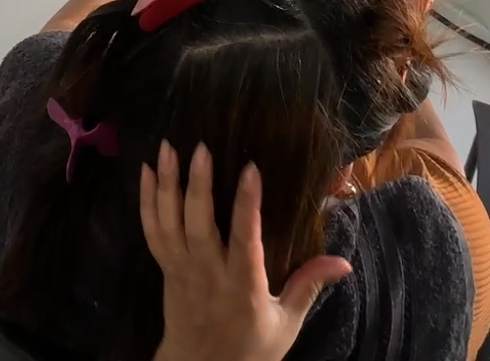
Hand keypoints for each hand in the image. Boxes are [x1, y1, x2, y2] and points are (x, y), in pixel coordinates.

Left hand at [142, 141, 351, 360]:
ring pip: (170, 223)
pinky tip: (145, 171)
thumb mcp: (285, 324)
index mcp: (242, 286)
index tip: (251, 168)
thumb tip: (344, 262)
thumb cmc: (248, 348)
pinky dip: (146, 200)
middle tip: (201, 147)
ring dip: (166, 184)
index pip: (244, 239)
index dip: (247, 204)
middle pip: (199, 226)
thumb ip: (309, 286)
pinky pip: (152, 231)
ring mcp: (182, 270)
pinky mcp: (165, 267)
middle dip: (198, 185)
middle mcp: (208, 273)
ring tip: (166, 147)